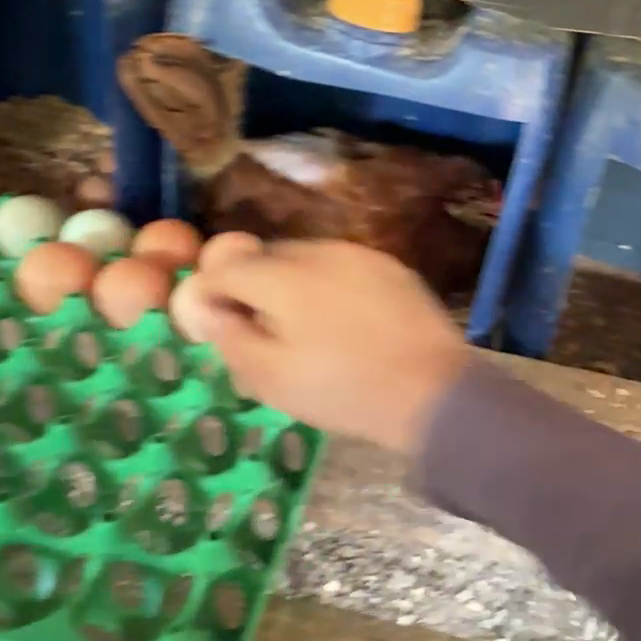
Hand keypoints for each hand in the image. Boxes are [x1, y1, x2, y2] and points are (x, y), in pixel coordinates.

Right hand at [182, 234, 470, 452]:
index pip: (225, 265)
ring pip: (307, 260)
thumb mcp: (270, 378)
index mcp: (282, 275)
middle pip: (267, 257)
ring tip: (305, 331)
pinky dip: (331, 287)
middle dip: (254, 287)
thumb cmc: (343, 390)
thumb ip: (230, 336)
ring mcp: (361, 255)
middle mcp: (320, 251)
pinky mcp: (392, 268)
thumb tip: (208, 308)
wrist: (432, 390)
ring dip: (293, 285)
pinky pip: (344, 268)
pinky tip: (344, 323)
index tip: (217, 326)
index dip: (211, 293)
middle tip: (261, 332)